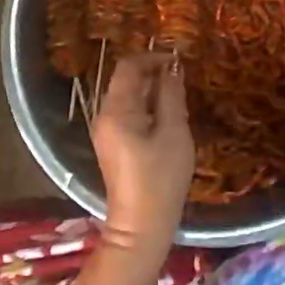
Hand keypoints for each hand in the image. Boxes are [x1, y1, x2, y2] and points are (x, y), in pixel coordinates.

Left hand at [91, 54, 192, 255]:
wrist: (141, 227)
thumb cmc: (161, 179)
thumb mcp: (173, 133)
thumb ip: (171, 96)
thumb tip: (173, 67)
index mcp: (116, 110)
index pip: (128, 66)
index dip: (152, 57)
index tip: (177, 61)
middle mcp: (104, 115)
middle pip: (125, 79)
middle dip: (152, 73)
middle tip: (180, 78)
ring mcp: (105, 130)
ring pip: (126, 96)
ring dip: (150, 90)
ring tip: (177, 96)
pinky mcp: (111, 144)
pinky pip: (126, 112)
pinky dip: (145, 106)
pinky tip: (165, 117)